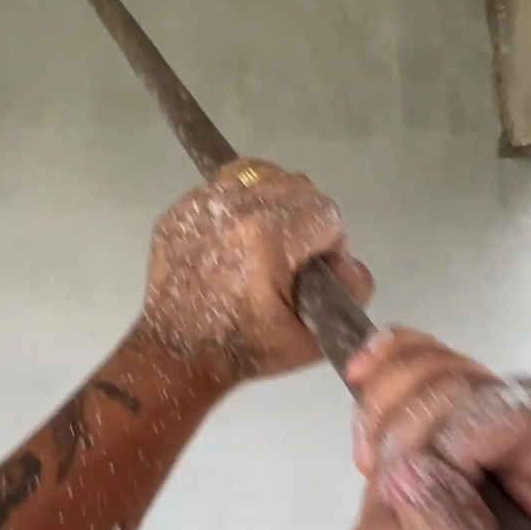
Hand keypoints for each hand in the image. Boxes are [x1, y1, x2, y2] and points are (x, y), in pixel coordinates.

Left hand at [141, 158, 373, 384]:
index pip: (326, 211)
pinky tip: (236, 235)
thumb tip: (344, 258)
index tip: (311, 270)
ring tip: (265, 240)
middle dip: (303, 220)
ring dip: (273, 203)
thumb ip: (352, 289)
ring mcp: (201, 204)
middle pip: (297, 186)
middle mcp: (234, 209)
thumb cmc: (246, 348)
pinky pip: (225, 183)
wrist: (178, 355)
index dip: (328, 243)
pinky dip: (239, 202)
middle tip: (289, 257)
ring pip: (261, 175)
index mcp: (267, 236)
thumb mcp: (314, 336)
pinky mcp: (180, 210)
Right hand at [342, 328, 530, 529]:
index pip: (521, 414)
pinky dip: (382, 361)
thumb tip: (414, 469)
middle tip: (386, 487)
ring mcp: (500, 414)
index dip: (450, 435)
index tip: (405, 482)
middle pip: (471, 382)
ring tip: (375, 466)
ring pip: (439, 362)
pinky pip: (421, 351)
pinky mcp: (456, 401)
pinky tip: (359, 377)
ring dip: (384, 407)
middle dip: (407, 430)